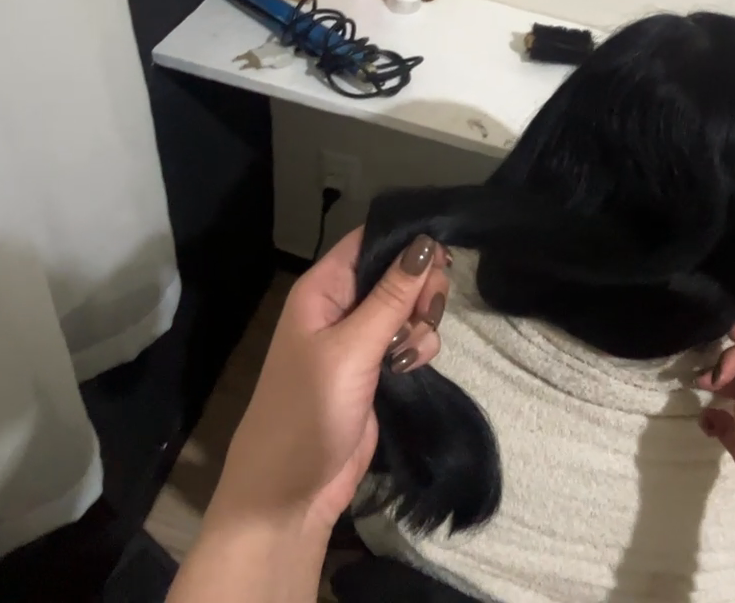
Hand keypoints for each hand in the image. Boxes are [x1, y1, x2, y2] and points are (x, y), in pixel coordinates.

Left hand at [208, 226, 449, 535]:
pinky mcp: (376, 369)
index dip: (406, 239)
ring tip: (411, 351)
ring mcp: (359, 339)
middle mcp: (341, 306)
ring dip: (421, 322)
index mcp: (323, 288)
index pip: (368, 240)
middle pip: (396, 272)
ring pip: (408, 307)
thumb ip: (392, 296)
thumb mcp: (352, 348)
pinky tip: (412, 367)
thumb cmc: (309, 411)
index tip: (444, 251)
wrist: (290, 495)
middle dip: (420, 287)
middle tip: (427, 310)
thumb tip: (425, 242)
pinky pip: (410, 340)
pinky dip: (419, 348)